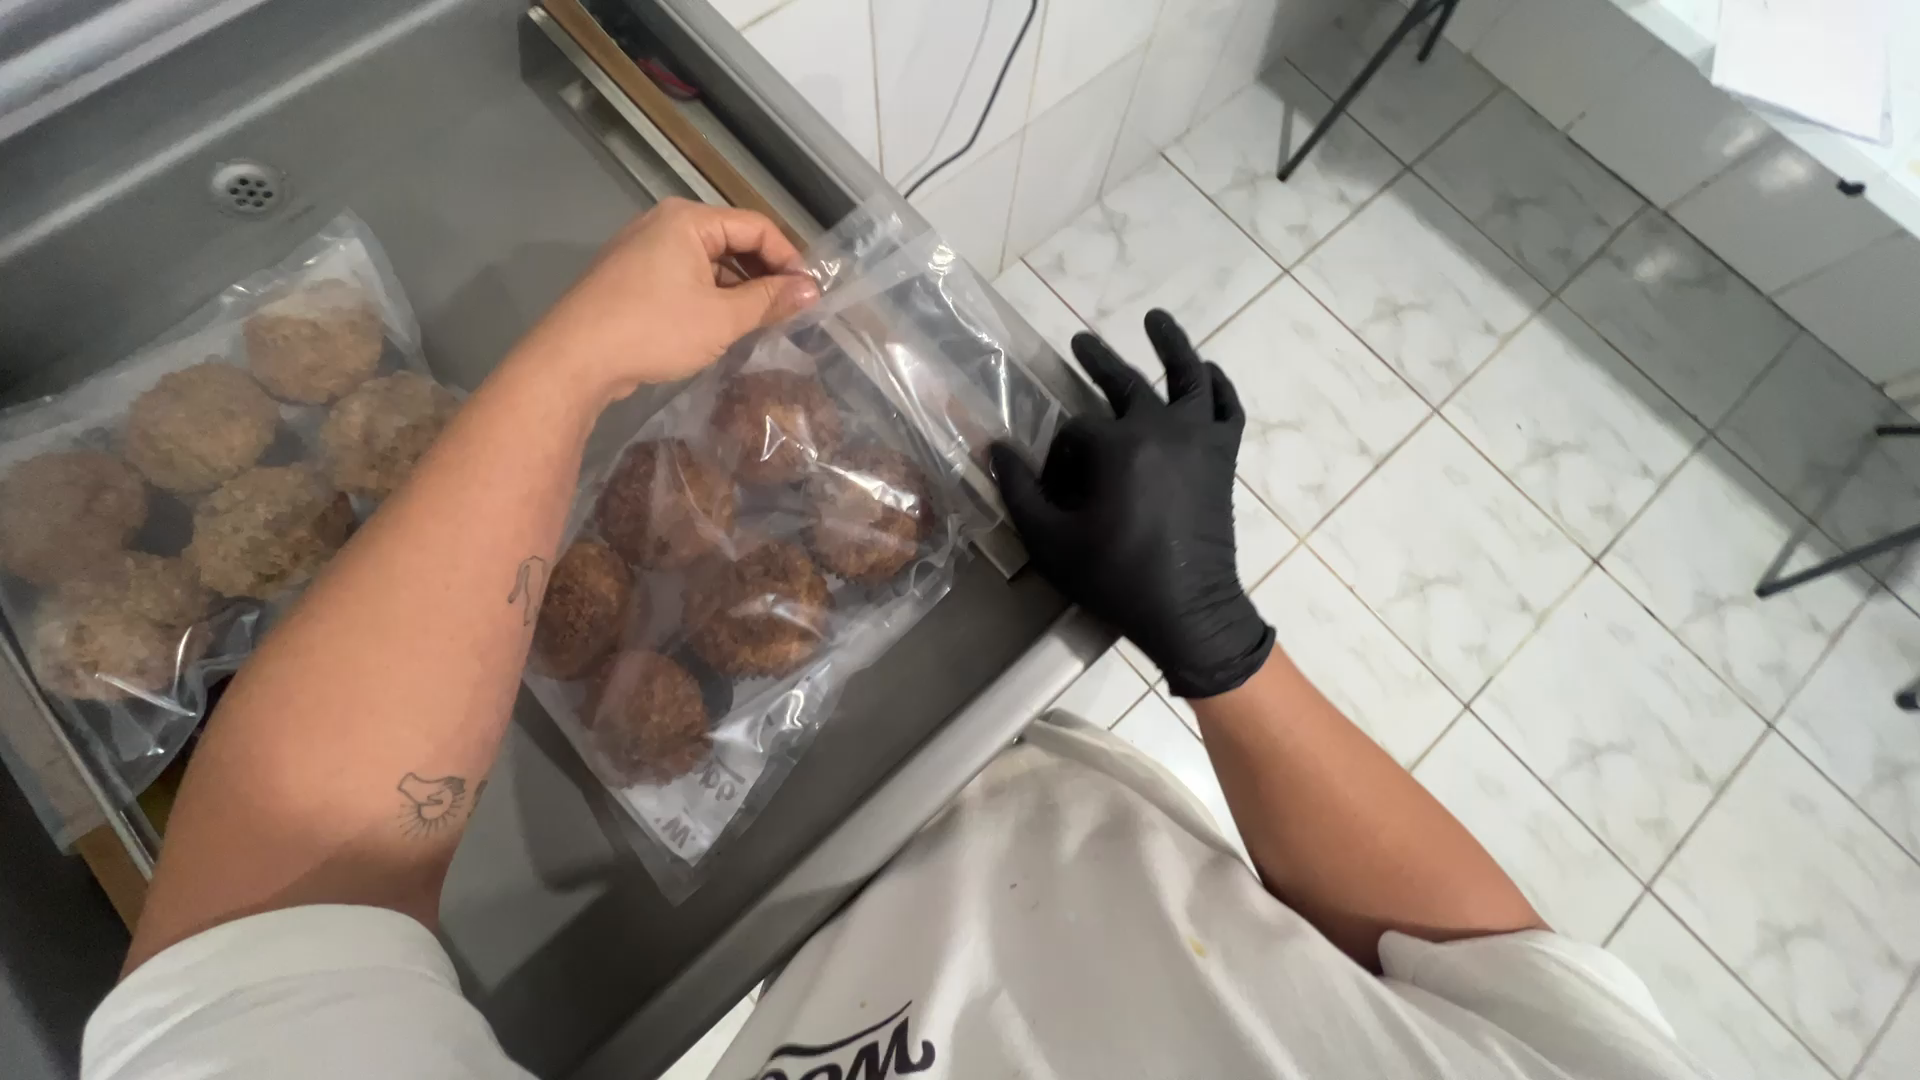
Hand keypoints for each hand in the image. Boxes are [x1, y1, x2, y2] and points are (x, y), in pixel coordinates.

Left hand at [516, 199, 820, 402]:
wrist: (577, 357)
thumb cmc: (655, 330)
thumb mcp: (723, 318)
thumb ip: (770, 301)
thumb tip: (811, 291)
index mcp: (689, 221)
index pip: (756, 227)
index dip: (789, 259)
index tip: (809, 295)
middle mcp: (666, 223)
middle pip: (733, 240)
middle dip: (765, 274)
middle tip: (789, 310)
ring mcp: (645, 248)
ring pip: (709, 261)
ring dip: (739, 287)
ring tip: (761, 321)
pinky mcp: (634, 275)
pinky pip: (686, 276)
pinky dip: (712, 295)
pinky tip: (724, 324)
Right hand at [991, 310, 1272, 698]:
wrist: (1186, 611)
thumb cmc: (1114, 578)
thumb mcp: (1049, 540)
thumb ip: (1018, 491)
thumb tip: (995, 450)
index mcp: (1117, 447)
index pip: (1075, 431)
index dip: (1057, 455)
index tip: (1053, 485)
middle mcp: (1161, 430)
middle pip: (1125, 383)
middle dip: (1097, 360)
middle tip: (1079, 340)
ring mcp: (1199, 441)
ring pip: (1189, 377)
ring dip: (1171, 345)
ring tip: (1155, 319)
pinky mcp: (1223, 459)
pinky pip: (1228, 410)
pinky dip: (1220, 387)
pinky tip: (1209, 372)